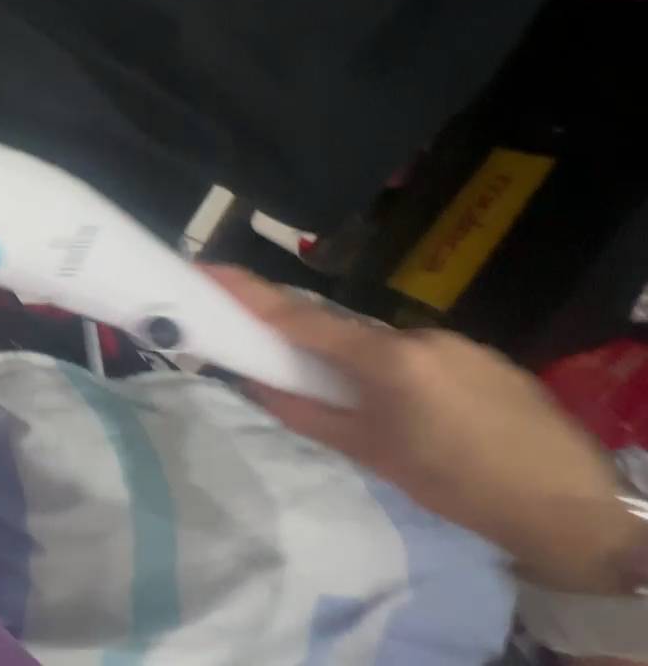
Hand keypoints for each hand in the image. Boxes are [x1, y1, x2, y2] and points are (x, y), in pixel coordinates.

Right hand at [208, 266, 637, 593]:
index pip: (299, 317)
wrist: (578, 515)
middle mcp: (418, 336)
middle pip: (340, 328)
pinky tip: (417, 411)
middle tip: (283, 360)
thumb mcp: (370, 454)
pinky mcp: (488, 360)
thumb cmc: (458, 485)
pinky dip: (399, 372)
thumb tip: (256, 383)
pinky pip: (421, 355)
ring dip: (359, 362)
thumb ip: (305, 412)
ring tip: (367, 406)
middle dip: (306, 339)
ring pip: (383, 344)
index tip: (207, 269)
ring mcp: (459, 345)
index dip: (248, 292)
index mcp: (385, 357)